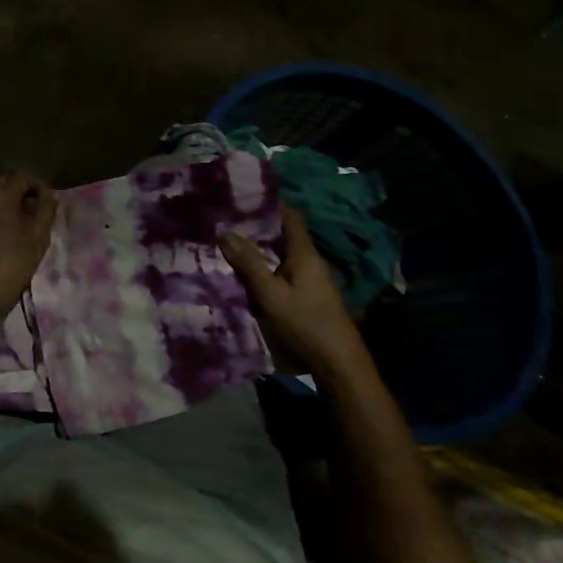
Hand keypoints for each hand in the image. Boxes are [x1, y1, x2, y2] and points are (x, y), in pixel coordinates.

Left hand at [0, 172, 57, 315]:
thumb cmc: (17, 256)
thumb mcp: (40, 231)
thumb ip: (47, 207)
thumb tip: (49, 195)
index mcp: (0, 193)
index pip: (23, 178)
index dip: (39, 186)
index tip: (50, 201)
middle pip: (6, 186)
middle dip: (23, 193)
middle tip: (38, 210)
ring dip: (10, 204)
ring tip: (24, 221)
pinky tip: (7, 232)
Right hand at [220, 208, 372, 380]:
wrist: (337, 361)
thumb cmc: (304, 323)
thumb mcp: (270, 294)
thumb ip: (249, 264)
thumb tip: (226, 232)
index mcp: (304, 254)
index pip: (289, 217)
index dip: (268, 206)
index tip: (241, 201)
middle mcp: (310, 261)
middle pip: (282, 236)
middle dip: (256, 230)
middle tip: (225, 225)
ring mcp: (310, 279)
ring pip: (281, 256)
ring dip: (259, 252)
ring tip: (228, 248)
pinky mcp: (307, 296)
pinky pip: (282, 273)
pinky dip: (264, 270)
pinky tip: (245, 277)